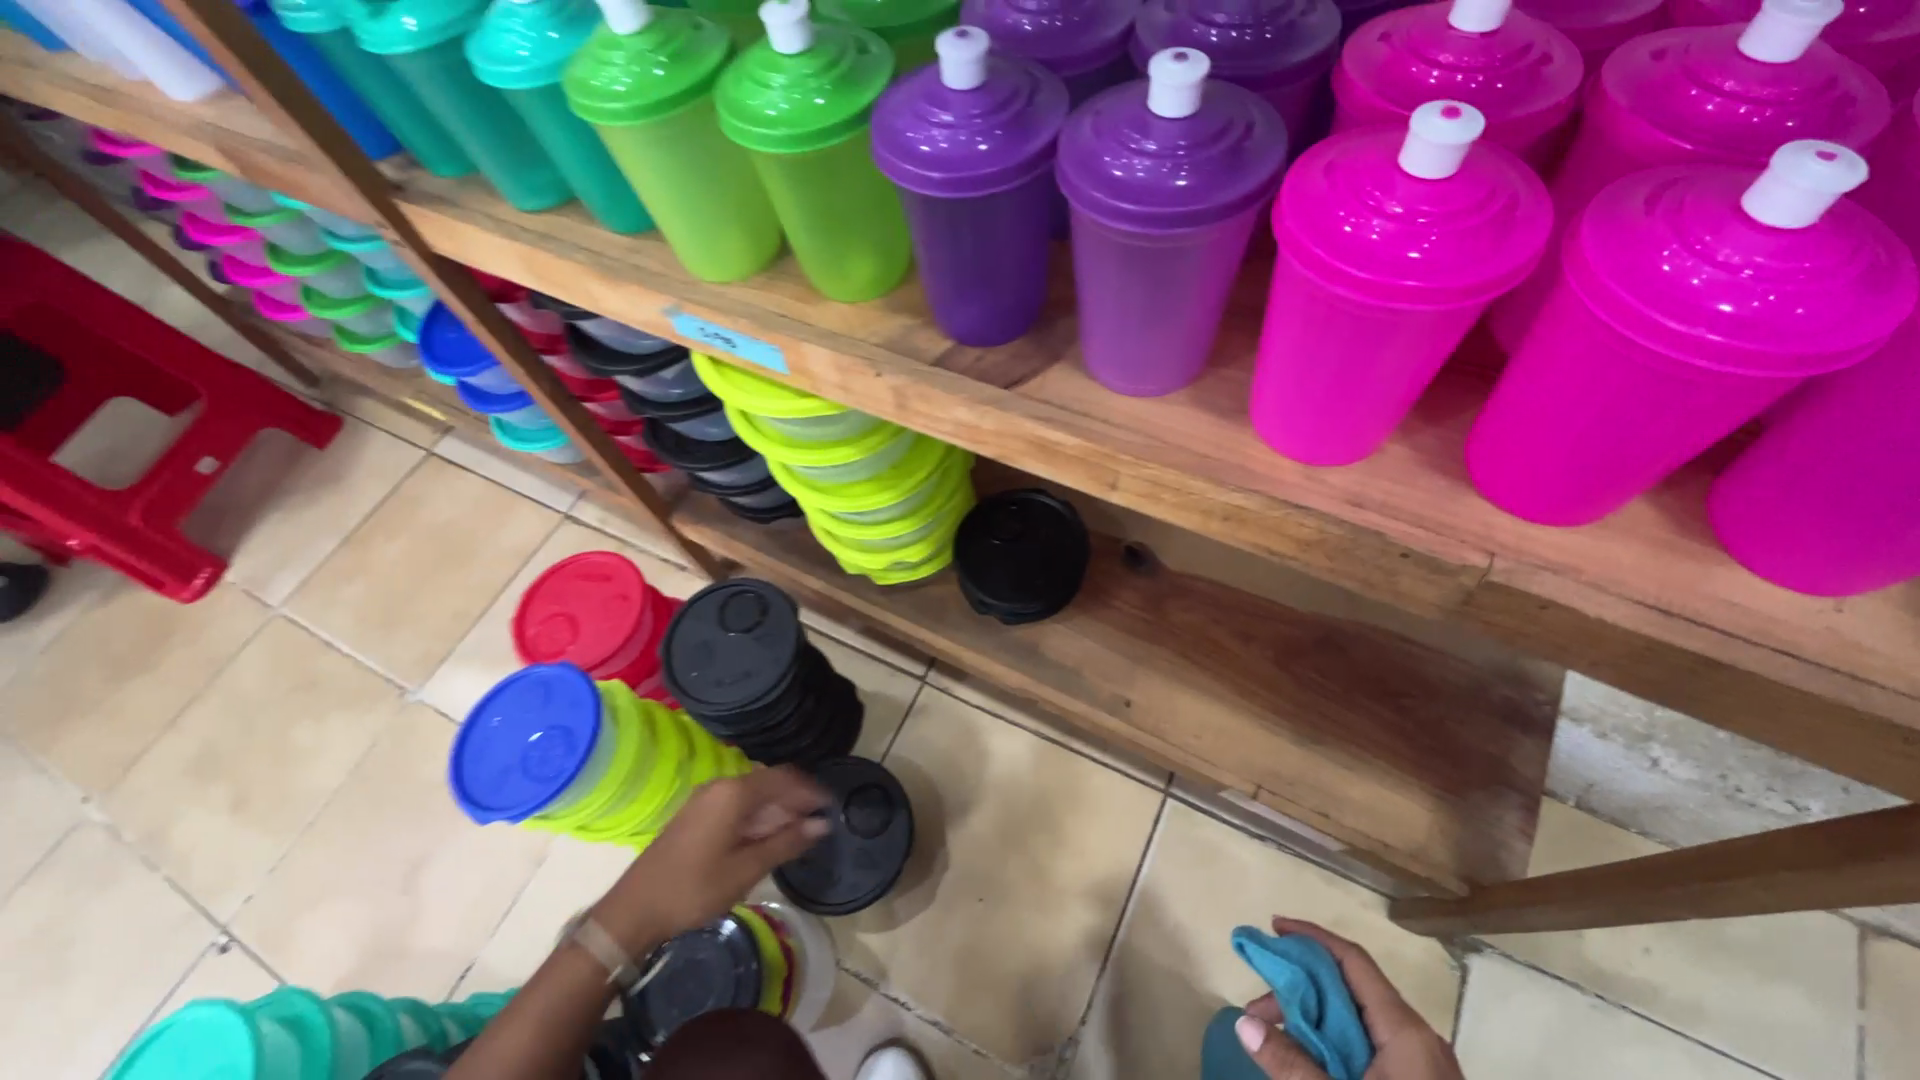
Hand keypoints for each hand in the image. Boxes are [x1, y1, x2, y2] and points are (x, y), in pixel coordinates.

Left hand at [590, 766, 829, 950]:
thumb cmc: (695, 889)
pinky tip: (767, 840)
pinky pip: (738, 806)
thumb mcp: (747, 869)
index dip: (812, 790)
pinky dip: (758, 818)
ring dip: (778, 811)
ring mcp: (706, 800)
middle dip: (796, 801)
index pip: (785, 778)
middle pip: (770, 783)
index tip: (833, 807)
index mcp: (735, 793)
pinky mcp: (698, 815)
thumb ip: (787, 842)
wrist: (636, 909)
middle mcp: (721, 787)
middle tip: (819, 826)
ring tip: (798, 836)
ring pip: (754, 796)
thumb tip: (822, 824)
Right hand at [1233, 918, 1463, 1079]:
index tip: (1272, 928)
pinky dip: (1335, 1046)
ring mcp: (1424, 1067)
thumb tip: (1245, 1024)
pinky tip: (1309, 1066)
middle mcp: (1419, 1040)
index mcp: (1405, 1033)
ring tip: (1275, 1042)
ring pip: (1361, 1023)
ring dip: (1314, 1021)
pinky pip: (1372, 1050)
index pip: (1353, 961)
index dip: (1312, 938)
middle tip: (1257, 1010)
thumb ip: (1291, 1065)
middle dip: (1301, 989)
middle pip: (1353, 991)